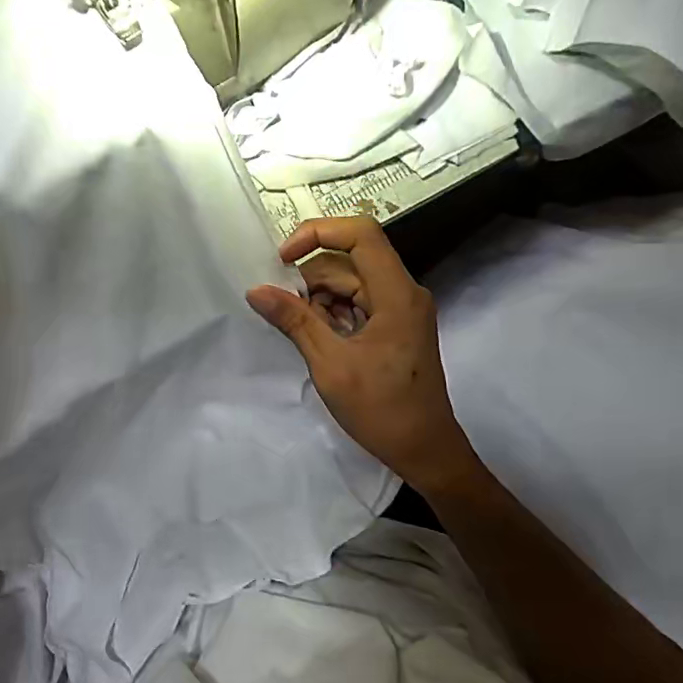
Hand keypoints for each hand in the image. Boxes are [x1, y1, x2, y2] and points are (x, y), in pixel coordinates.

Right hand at [246, 216, 481, 490]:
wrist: (425, 450)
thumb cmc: (382, 410)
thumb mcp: (331, 365)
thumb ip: (295, 321)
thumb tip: (257, 291)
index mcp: (397, 294)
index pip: (361, 234)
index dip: (318, 233)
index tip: (283, 259)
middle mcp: (404, 292)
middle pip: (351, 260)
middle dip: (311, 277)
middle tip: (283, 308)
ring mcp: (402, 309)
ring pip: (352, 282)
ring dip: (320, 298)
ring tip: (301, 330)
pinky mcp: (397, 325)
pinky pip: (360, 302)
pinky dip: (334, 312)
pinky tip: (318, 337)